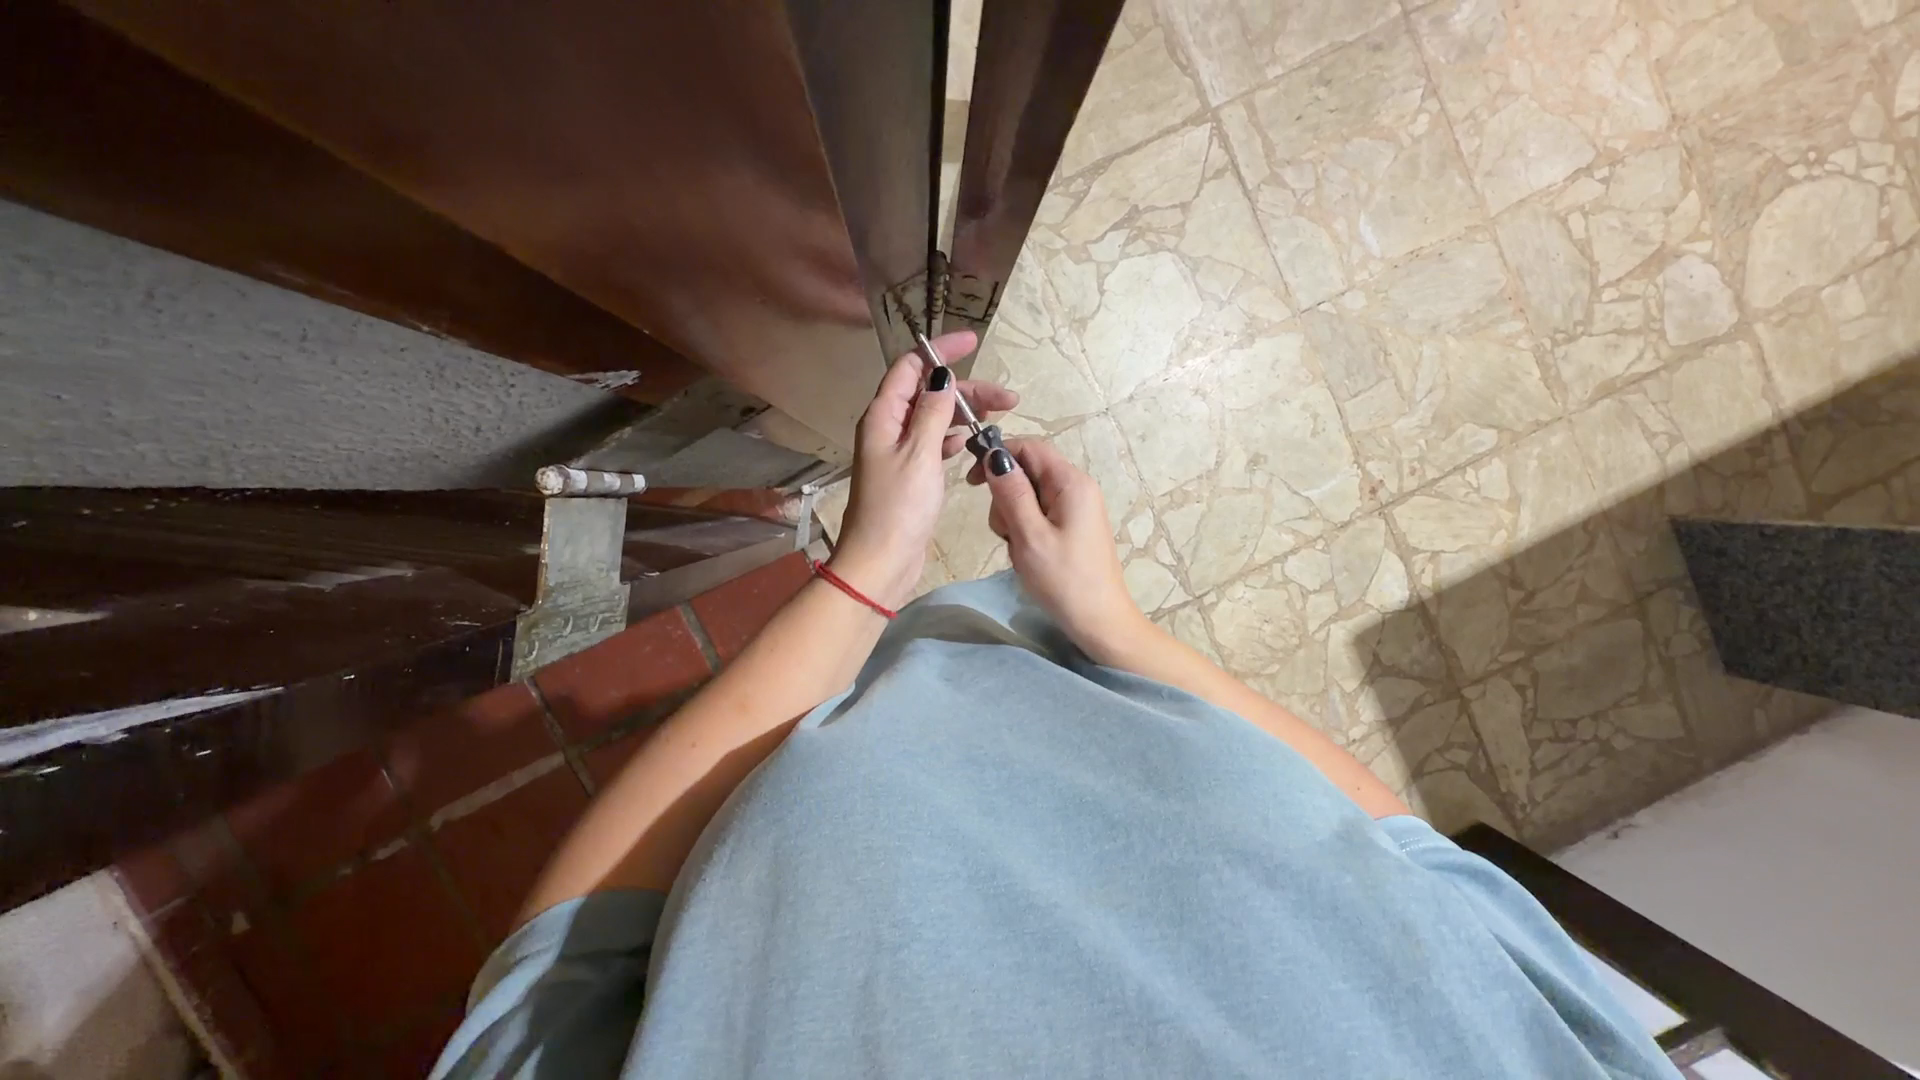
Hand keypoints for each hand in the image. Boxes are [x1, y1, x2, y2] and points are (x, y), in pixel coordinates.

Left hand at [830, 331, 1017, 609]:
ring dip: (964, 414)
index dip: (941, 351)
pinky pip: (934, 443)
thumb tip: (943, 376)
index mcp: (883, 416)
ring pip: (934, 418)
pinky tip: (972, 445)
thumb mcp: (920, 454)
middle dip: (966, 389)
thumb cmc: (899, 508)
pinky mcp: (910, 474)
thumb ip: (932, 412)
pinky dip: (954, 438)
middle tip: (1007, 400)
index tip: (974, 343)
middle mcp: (887, 428)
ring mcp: (898, 452)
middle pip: (928, 392)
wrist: (881, 562)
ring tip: (997, 421)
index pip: (910, 367)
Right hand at [970, 437, 1155, 663]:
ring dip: (1013, 519)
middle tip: (1007, 532)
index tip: (972, 482)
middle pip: (1027, 471)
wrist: (1099, 621)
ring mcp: (1075, 509)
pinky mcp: (1071, 527)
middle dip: (1005, 497)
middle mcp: (1076, 488)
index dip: (998, 456)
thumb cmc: (1064, 580)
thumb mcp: (1030, 536)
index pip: (1029, 447)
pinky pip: (1038, 515)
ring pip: (1028, 496)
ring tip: (1020, 550)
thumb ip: (1011, 493)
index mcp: (1071, 483)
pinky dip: (1025, 531)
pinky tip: (1028, 555)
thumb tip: (994, 455)